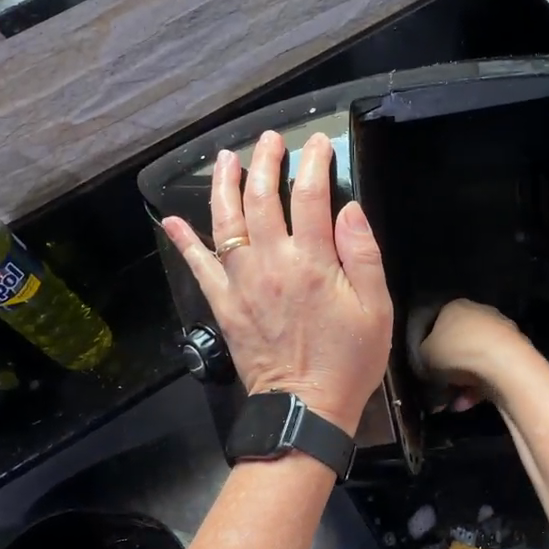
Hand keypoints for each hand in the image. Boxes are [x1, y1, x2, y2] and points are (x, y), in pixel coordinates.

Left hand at [162, 131, 391, 437]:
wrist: (305, 408)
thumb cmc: (349, 360)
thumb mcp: (375, 308)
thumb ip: (362, 254)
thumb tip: (348, 208)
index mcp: (313, 262)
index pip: (310, 196)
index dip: (313, 163)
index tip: (315, 144)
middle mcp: (272, 263)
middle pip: (262, 198)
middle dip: (265, 162)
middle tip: (269, 140)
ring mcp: (242, 282)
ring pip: (226, 221)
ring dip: (224, 185)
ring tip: (226, 160)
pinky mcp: (224, 304)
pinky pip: (199, 266)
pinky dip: (184, 241)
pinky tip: (172, 220)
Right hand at [418, 299, 528, 408]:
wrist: (503, 364)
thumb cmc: (455, 352)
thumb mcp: (423, 355)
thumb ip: (421, 358)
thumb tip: (426, 365)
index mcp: (454, 307)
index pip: (435, 324)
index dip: (427, 348)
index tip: (424, 368)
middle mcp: (479, 314)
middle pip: (457, 343)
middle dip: (448, 369)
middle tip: (438, 388)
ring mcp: (500, 333)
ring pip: (474, 360)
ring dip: (462, 383)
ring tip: (453, 403)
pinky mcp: (515, 354)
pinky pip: (490, 371)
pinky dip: (478, 388)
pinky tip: (466, 404)